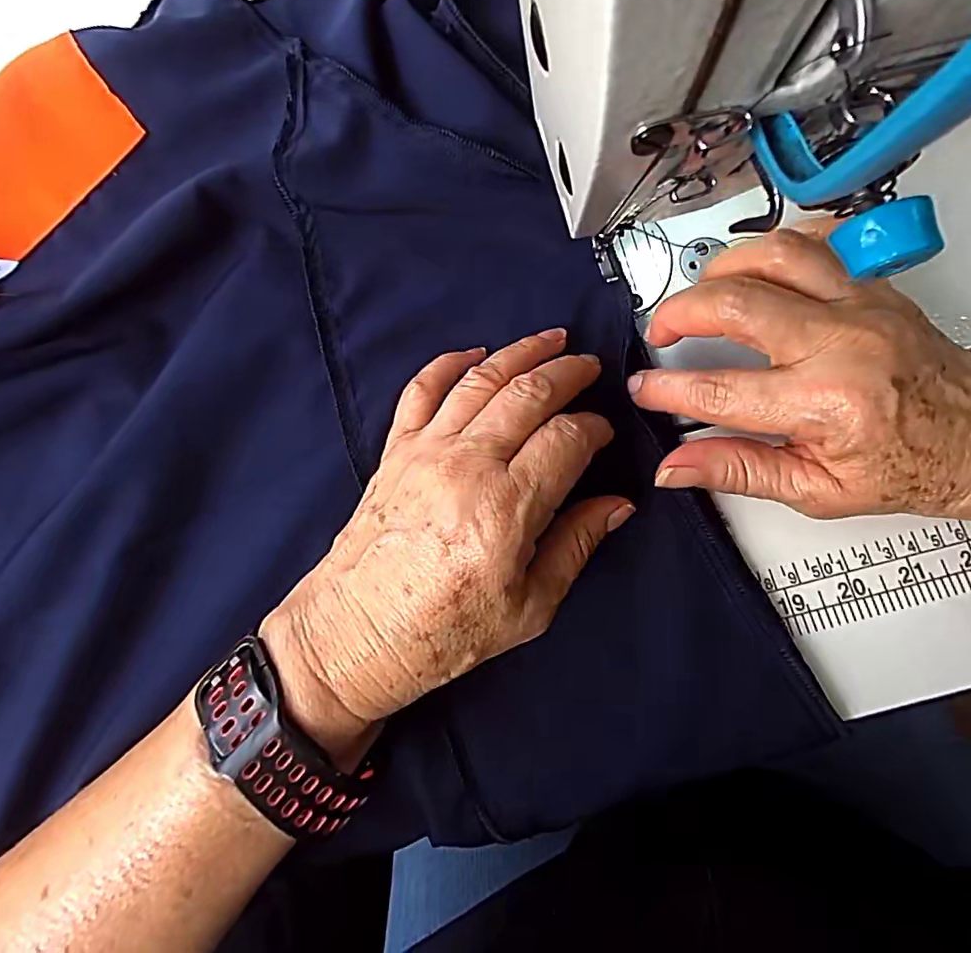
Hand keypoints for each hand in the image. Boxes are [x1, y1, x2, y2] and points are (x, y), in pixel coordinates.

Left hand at [259, 329, 633, 762]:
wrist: (357, 630)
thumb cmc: (436, 629)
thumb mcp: (527, 607)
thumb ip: (574, 546)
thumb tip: (613, 508)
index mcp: (507, 506)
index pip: (567, 438)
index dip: (593, 427)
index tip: (602, 432)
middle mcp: (466, 466)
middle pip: (528, 393)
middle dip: (567, 371)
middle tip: (588, 365)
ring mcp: (425, 452)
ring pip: (479, 380)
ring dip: (518, 353)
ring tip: (547, 340)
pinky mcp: (395, 452)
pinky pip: (420, 391)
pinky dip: (446, 364)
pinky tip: (470, 353)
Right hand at [626, 226, 970, 528]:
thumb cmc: (917, 468)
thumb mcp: (816, 491)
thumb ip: (735, 471)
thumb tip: (676, 467)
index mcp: (829, 404)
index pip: (720, 391)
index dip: (666, 389)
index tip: (642, 388)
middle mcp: (845, 344)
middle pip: (734, 303)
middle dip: (677, 313)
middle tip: (659, 333)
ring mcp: (862, 307)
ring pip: (772, 256)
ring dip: (720, 270)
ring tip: (700, 295)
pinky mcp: (874, 289)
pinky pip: (817, 242)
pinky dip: (775, 245)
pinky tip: (755, 266)